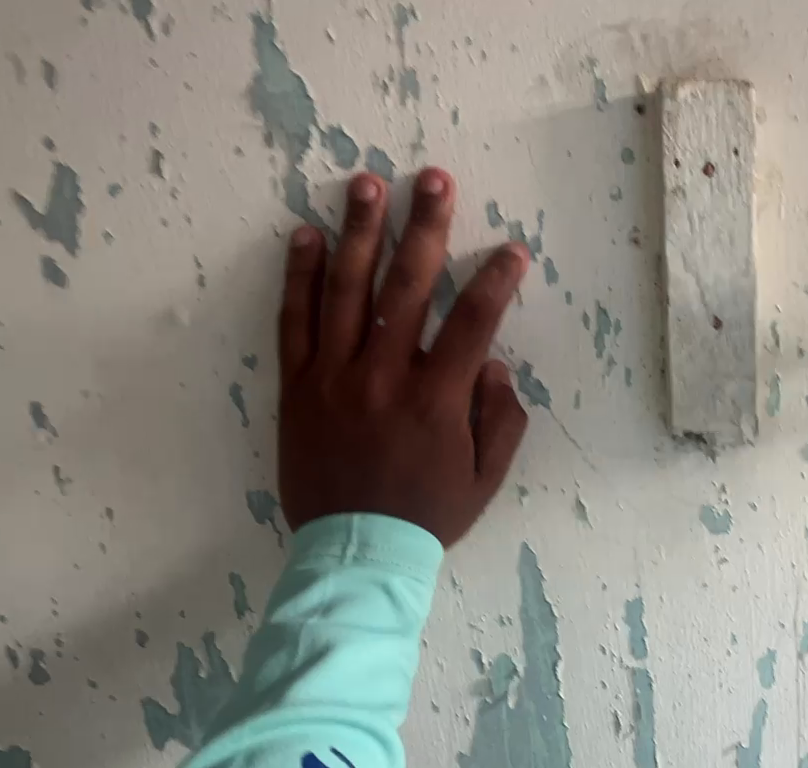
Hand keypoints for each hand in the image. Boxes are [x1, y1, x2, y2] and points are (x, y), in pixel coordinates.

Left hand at [278, 169, 530, 545]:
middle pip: (407, 288)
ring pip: (347, 292)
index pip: (472, 324)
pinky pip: (294, 323)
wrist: (357, 550)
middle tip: (434, 178)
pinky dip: (299, 278)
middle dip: (427, 229)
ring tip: (368, 184)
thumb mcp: (485, 479)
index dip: (496, 282)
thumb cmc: (428, 515)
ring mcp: (335, 377)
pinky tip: (306, 236)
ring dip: (360, 233)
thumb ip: (500, 421)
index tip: (512, 250)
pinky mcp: (298, 387)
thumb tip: (494, 365)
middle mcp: (385, 376)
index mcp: (437, 400)